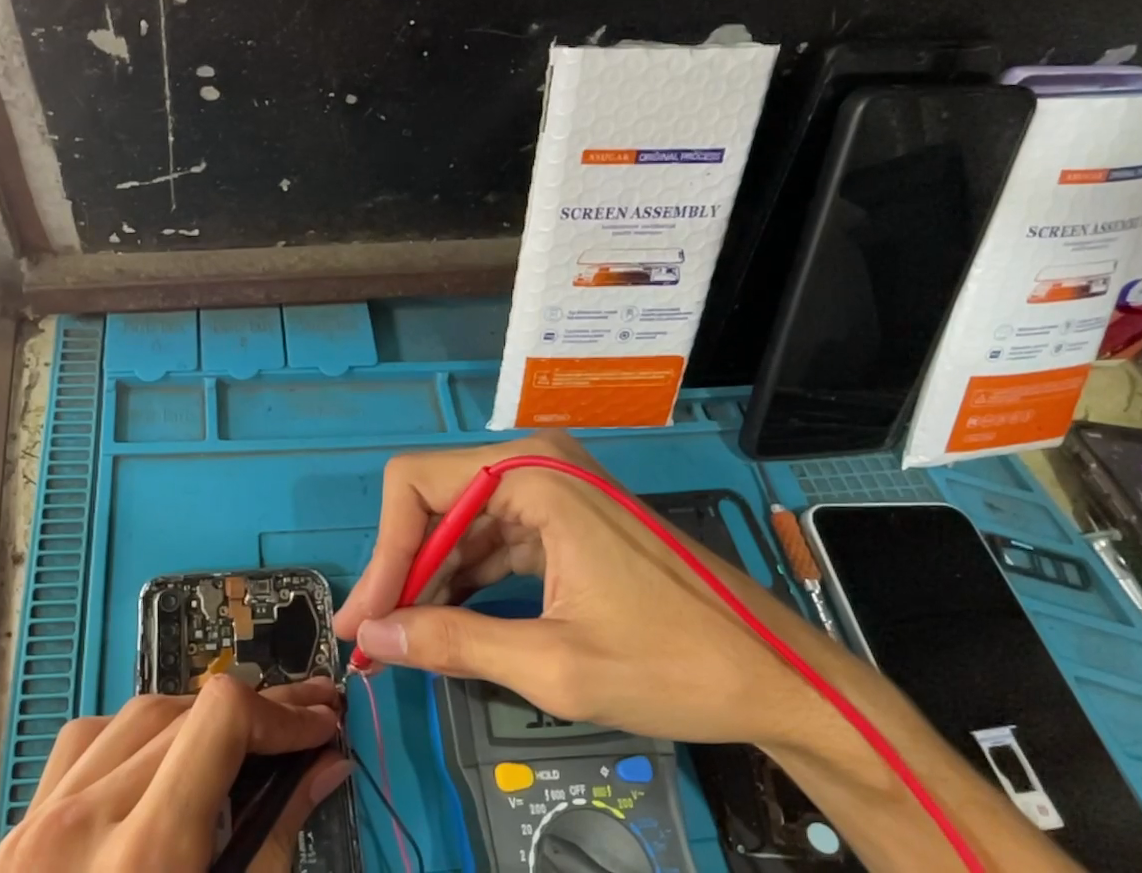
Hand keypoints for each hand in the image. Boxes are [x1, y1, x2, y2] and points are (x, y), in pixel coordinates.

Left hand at [0, 676, 352, 872]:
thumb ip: (276, 836)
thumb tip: (324, 765)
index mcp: (144, 860)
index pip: (220, 722)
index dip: (281, 714)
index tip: (317, 726)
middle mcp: (82, 826)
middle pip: (183, 715)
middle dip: (252, 714)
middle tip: (300, 722)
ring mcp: (39, 824)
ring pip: (133, 718)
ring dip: (195, 720)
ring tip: (240, 741)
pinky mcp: (20, 829)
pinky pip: (84, 744)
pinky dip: (133, 737)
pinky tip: (162, 758)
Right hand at [333, 432, 832, 746]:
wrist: (778, 677)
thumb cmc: (673, 665)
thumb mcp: (552, 664)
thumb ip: (451, 642)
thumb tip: (371, 638)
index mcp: (533, 475)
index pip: (415, 487)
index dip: (381, 556)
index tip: (363, 625)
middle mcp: (538, 464)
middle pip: (433, 500)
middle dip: (401, 570)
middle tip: (373, 641)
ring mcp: (555, 489)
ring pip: (459, 522)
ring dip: (428, 578)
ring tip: (401, 641)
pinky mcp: (567, 518)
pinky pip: (494, 538)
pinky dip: (464, 579)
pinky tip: (445, 620)